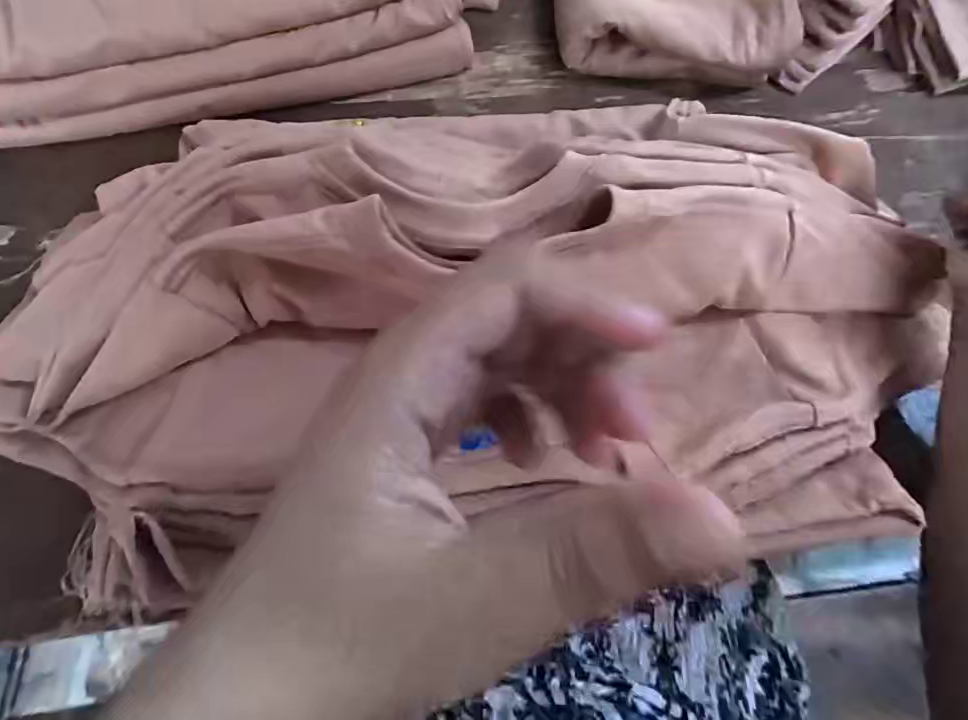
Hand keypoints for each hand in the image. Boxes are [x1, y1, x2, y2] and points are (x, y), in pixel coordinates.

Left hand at [109, 249, 747, 719]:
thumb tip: (722, 519)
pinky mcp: (410, 440)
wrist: (245, 695)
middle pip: (510, 313)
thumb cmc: (342, 641)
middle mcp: (403, 369)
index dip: (582, 299)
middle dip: (584, 350)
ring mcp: (404, 404)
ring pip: (503, 352)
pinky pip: (486, 394)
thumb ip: (592, 554)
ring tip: (603, 450)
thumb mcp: (475, 602)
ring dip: (565, 382)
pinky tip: (549, 458)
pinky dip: (534, 411)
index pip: (503, 288)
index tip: (656, 344)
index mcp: (404, 373)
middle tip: (635, 429)